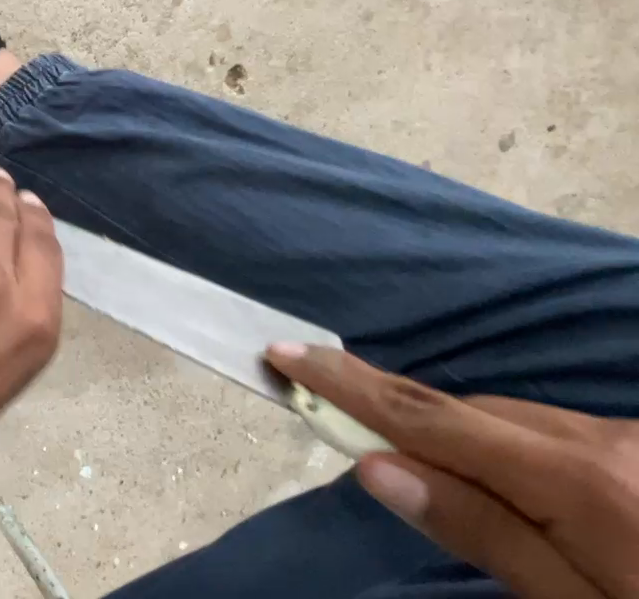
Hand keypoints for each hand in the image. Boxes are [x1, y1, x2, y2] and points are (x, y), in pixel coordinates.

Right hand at [268, 344, 638, 598]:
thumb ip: (483, 535)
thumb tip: (376, 468)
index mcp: (579, 482)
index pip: (428, 415)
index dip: (346, 383)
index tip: (283, 353)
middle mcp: (610, 443)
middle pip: (473, 413)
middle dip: (416, 427)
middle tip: (368, 453)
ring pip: (521, 422)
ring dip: (476, 445)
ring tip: (480, 500)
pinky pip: (565, 435)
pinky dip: (526, 453)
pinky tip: (544, 495)